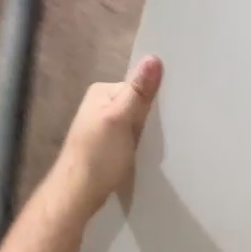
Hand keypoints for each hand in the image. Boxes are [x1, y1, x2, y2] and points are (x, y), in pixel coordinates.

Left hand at [49, 55, 163, 213]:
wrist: (77, 194)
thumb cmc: (98, 155)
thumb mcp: (121, 119)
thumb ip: (138, 91)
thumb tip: (154, 57)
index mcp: (101, 92)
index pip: (137, 85)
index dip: (154, 97)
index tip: (172, 109)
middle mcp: (99, 105)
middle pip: (136, 103)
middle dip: (151, 116)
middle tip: (170, 129)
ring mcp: (102, 127)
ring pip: (134, 122)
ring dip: (146, 132)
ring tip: (161, 143)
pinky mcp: (106, 146)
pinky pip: (130, 138)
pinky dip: (139, 144)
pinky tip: (148, 153)